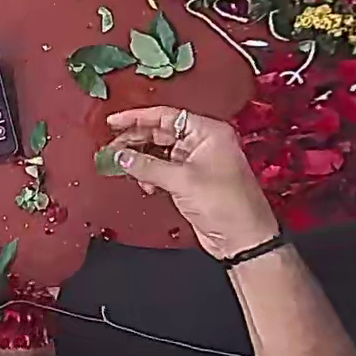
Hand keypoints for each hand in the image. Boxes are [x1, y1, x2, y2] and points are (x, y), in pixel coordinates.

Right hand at [106, 107, 280, 261]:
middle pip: (160, 133)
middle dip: (135, 140)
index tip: (114, 121)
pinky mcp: (190, 180)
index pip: (167, 116)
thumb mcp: (182, 181)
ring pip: (159, 152)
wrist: (243, 239)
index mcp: (208, 132)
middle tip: (112, 148)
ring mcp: (196, 161)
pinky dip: (149, 174)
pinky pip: (162, 169)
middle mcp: (202, 142)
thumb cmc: (226, 204)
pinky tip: (143, 182)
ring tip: (121, 166)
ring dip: (140, 159)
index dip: (138, 117)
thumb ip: (147, 166)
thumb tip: (120, 156)